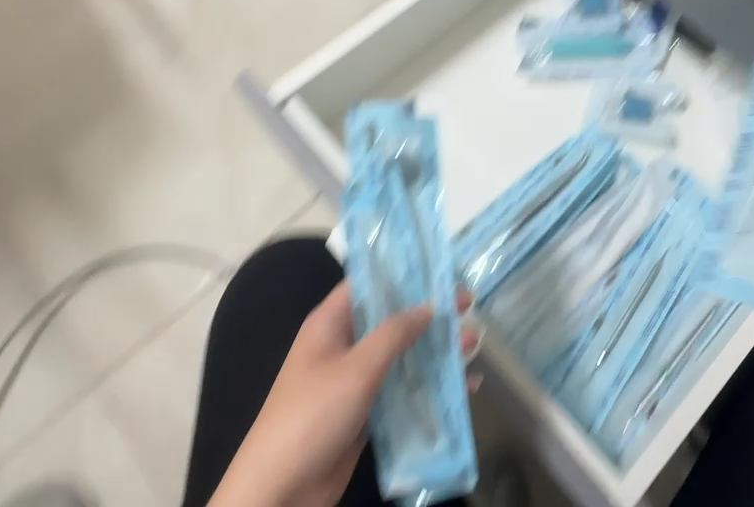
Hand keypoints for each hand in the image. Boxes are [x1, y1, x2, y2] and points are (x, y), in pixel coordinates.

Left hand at [210, 284, 479, 506]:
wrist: (281, 491)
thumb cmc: (312, 416)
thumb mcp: (356, 368)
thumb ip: (394, 333)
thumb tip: (429, 305)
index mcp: (331, 323)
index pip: (370, 284)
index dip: (404, 274)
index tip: (442, 269)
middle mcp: (345, 345)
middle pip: (393, 319)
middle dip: (431, 314)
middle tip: (469, 306)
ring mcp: (356, 380)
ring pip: (403, 355)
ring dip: (437, 351)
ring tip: (473, 347)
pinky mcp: (367, 411)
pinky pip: (404, 390)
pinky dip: (431, 386)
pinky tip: (463, 387)